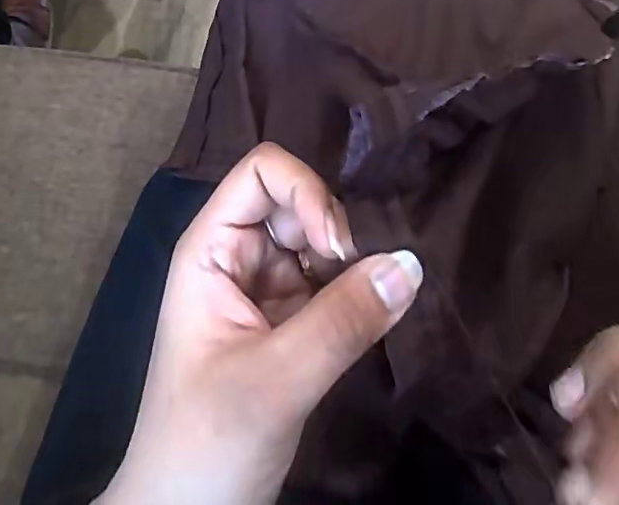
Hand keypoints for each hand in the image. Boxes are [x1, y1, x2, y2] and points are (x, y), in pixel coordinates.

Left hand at [99, 143, 422, 504]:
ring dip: (350, 261)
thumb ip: (343, 321)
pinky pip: (331, 280)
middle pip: (296, 200)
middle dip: (334, 229)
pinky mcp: (289, 319)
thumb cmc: (207, 445)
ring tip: (372, 302)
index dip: (305, 192)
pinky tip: (372, 313)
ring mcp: (265, 286)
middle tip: (364, 281)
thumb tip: (411, 263)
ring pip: (318, 239)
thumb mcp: (275, 381)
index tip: (337, 248)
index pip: (262, 173)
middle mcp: (238, 254)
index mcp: (212, 247)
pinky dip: (356, 288)